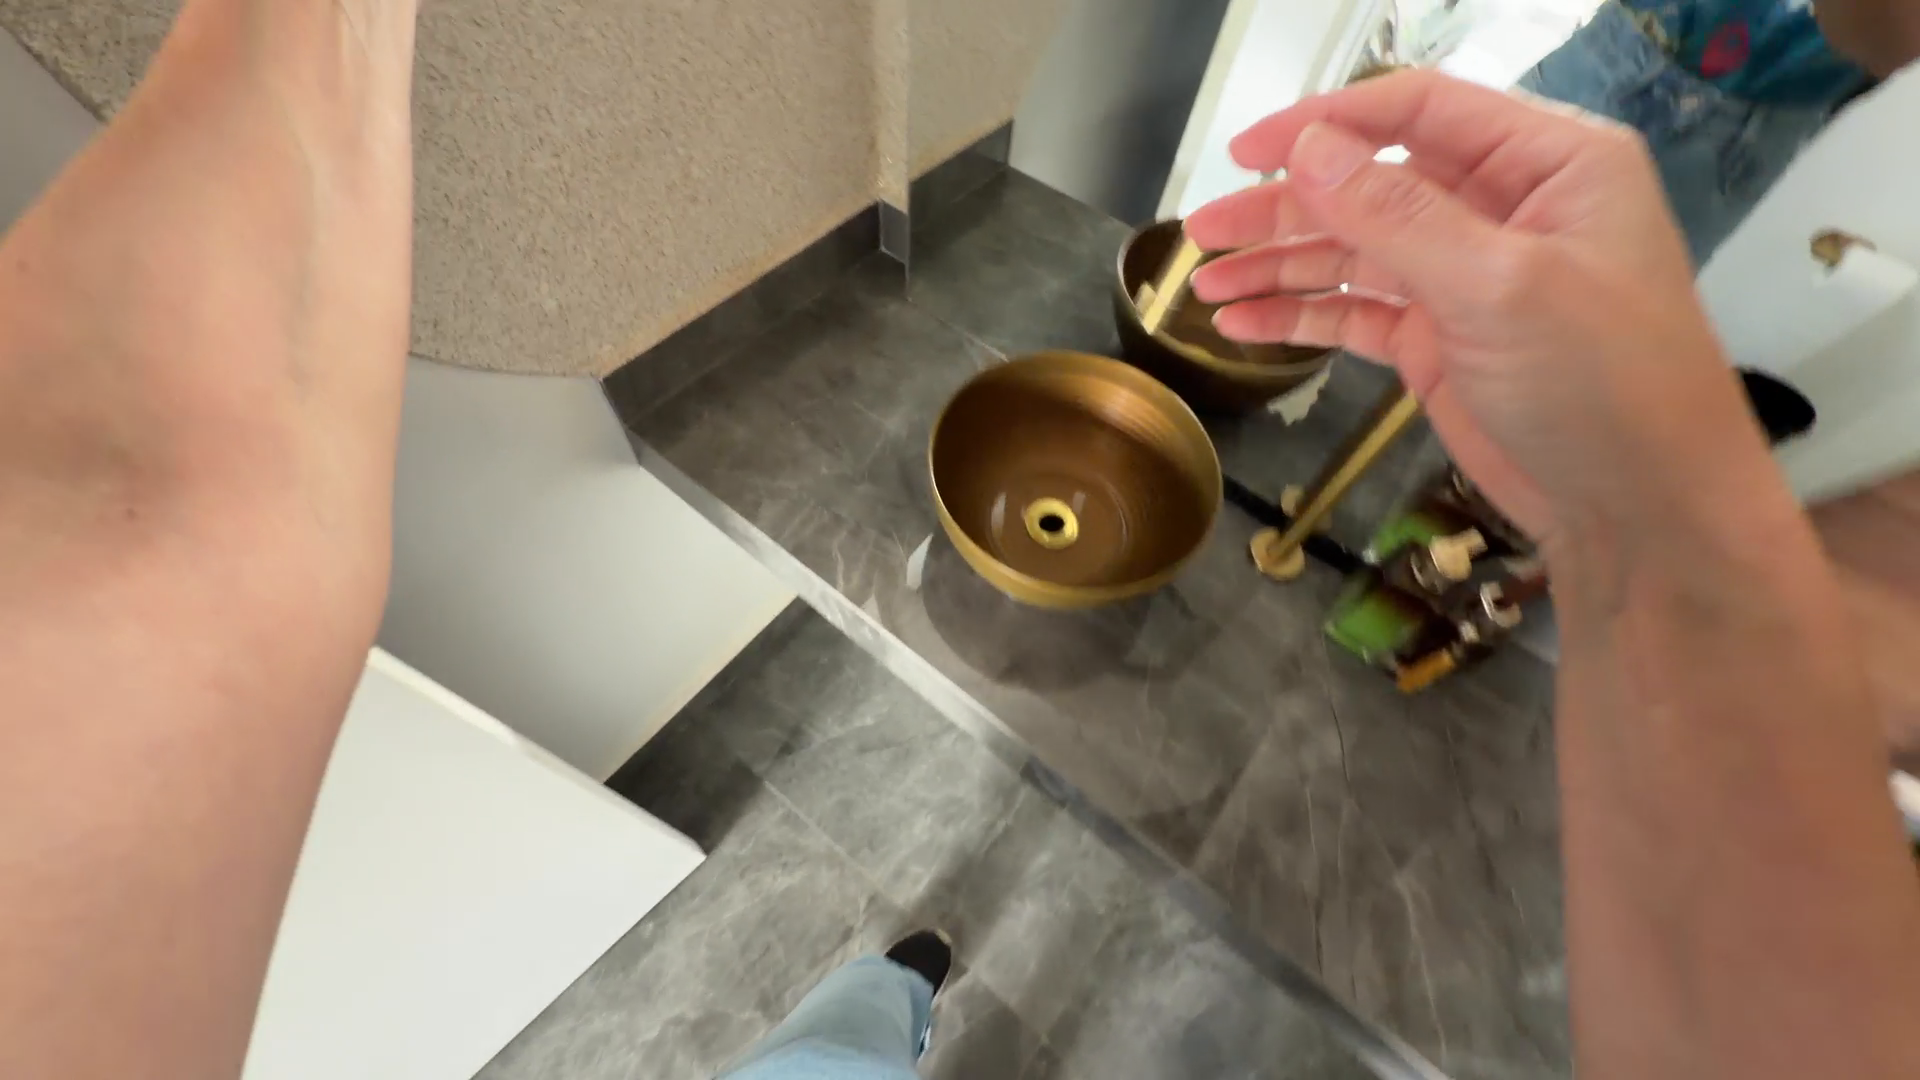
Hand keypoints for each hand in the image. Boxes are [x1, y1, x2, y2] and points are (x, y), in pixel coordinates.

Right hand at [1185, 71, 1772, 552]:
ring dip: (1274, 269)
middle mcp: (1492, 211)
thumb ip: (1396, 217)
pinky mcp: (1428, 339)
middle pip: (1363, 192)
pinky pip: (1349, 315)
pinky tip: (1241, 326)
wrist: (1630, 501)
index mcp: (1539, 164)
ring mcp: (1455, 280)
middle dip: (1278, 212)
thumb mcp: (1495, 287)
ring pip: (1346, 257)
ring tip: (1203, 286)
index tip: (1243, 153)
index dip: (1323, 124)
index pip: (1414, 116)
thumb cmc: (1596, 380)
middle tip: (1199, 232)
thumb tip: (1306, 150)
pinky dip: (1296, 319)